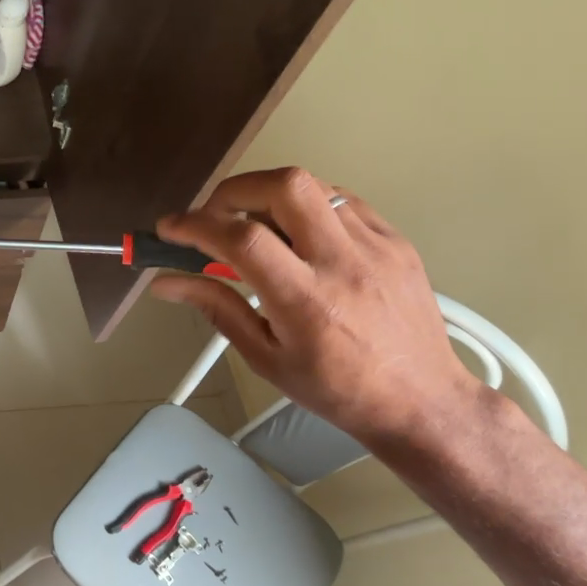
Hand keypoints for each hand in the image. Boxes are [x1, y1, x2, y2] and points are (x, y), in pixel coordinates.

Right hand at [147, 168, 485, 445]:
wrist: (421, 399)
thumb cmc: (335, 388)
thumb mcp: (264, 357)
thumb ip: (215, 308)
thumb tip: (165, 282)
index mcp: (305, 301)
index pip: (242, 239)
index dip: (195, 225)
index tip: (170, 229)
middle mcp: (343, 263)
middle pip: (285, 187)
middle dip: (235, 190)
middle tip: (215, 216)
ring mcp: (376, 246)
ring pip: (314, 186)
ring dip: (269, 197)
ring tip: (254, 227)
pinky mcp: (396, 240)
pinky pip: (342, 201)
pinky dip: (307, 207)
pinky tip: (296, 235)